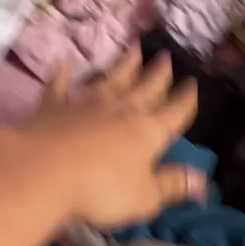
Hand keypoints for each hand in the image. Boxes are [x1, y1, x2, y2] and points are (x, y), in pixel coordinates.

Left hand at [1, 48, 203, 228]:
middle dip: (159, 73)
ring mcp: (86, 104)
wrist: (42, 170)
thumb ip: (173, 185)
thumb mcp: (145, 196)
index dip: (186, 99)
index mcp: (149, 131)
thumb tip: (202, 180)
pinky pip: (60, 87)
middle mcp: (122, 110)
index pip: (175, 112)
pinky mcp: (53, 107)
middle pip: (146, 87)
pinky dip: (62, 75)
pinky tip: (63, 63)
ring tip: (135, 49)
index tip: (193, 84)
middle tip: (166, 57)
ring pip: (111, 79)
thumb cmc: (101, 188)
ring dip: (124, 65)